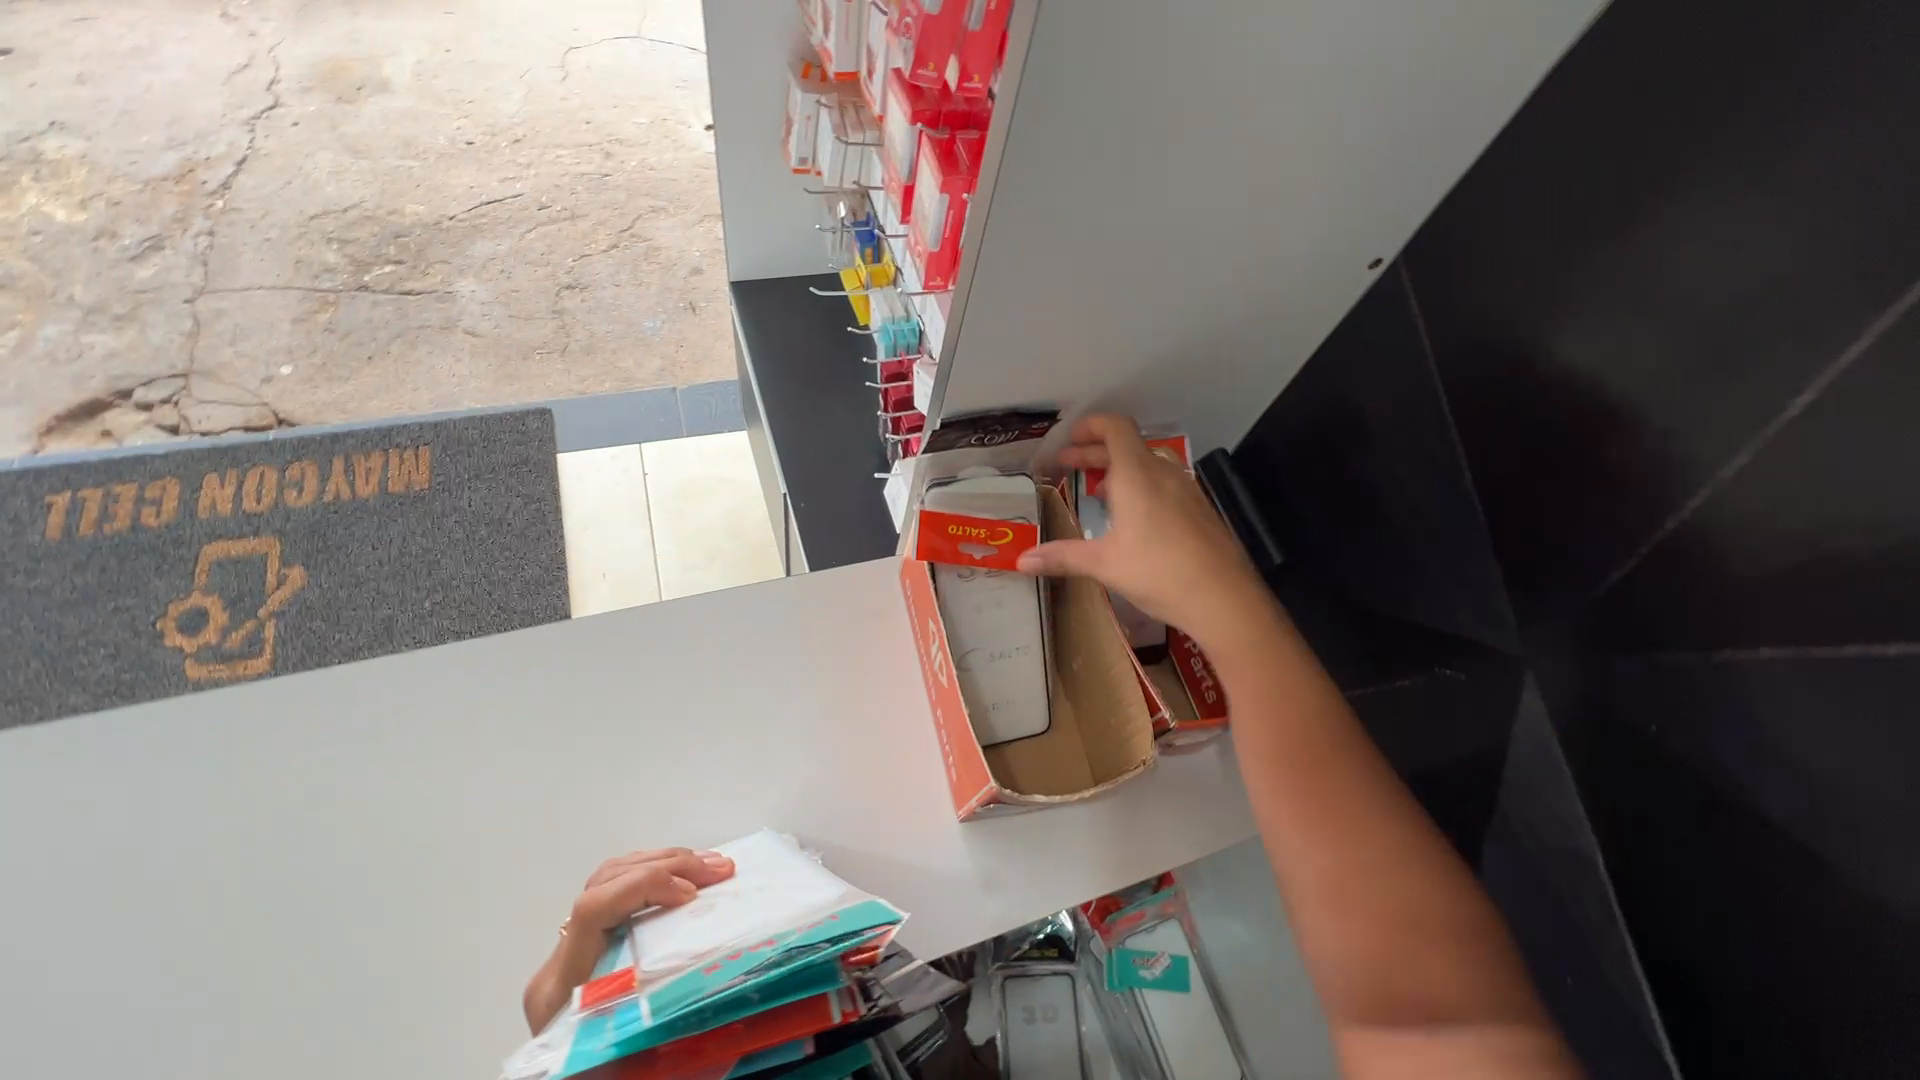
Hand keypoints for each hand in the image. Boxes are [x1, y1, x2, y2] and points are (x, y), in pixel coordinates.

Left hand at [525, 848, 736, 1032]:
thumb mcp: (640, 1073)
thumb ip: (675, 1043)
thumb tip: (736, 1021)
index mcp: (561, 994)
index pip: (590, 912)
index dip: (642, 889)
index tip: (691, 896)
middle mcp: (558, 967)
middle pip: (602, 884)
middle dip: (666, 866)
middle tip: (722, 869)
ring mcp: (568, 958)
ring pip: (606, 880)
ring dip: (662, 863)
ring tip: (712, 866)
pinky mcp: (586, 957)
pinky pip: (615, 895)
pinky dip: (653, 878)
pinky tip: (687, 882)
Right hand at [1017, 414, 1267, 647]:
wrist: (1224, 598)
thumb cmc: (1159, 572)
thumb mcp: (1104, 564)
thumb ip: (1062, 557)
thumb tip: (1021, 560)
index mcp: (1137, 475)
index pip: (1115, 428)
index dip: (1091, 426)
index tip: (1070, 440)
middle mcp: (1163, 474)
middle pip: (1128, 446)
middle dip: (1096, 451)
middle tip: (1069, 465)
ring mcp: (1187, 490)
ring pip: (1149, 465)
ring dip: (1120, 469)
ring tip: (1099, 491)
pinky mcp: (1200, 510)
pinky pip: (1165, 484)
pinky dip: (1142, 486)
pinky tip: (1133, 519)